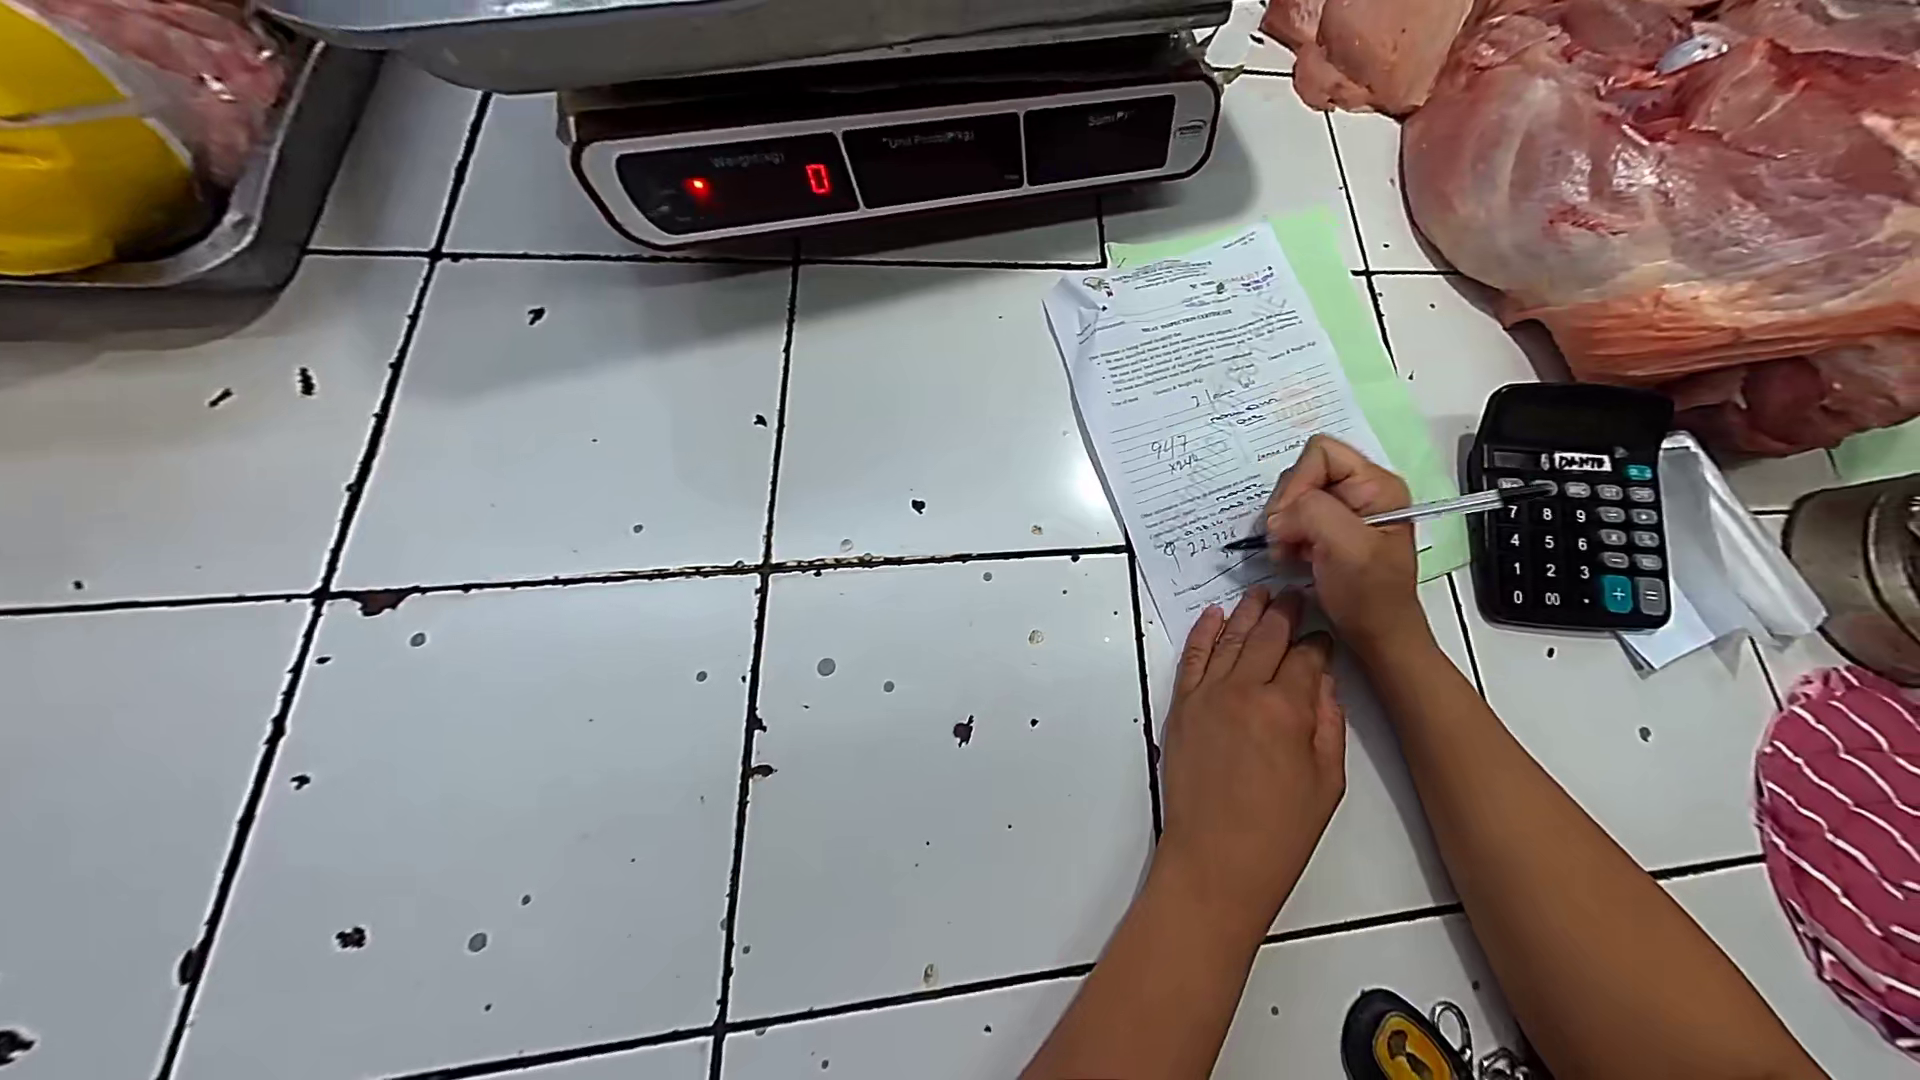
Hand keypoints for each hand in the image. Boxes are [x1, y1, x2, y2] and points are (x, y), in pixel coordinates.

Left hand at [1157, 587, 1346, 932]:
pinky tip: (1214, 615)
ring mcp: (1207, 694)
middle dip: (1285, 612)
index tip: (1325, 635)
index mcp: (1287, 710)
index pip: (1307, 658)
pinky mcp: (1182, 705)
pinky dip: (1203, 632)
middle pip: (1267, 637)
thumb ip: (1328, 723)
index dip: (1319, 643)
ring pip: (1230, 639)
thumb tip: (1323, 681)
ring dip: (1247, 612)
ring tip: (1261, 592)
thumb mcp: (1327, 781)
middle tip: (1295, 593)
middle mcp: (1243, 691)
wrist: (1215, 857)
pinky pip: (1192, 657)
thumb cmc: (1279, 830)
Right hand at [1264, 435, 1429, 653]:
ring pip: (1291, 496)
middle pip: (1302, 472)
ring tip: (1290, 551)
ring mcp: (1341, 510)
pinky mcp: (1325, 528)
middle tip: (1289, 539)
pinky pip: (1290, 516)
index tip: (1290, 519)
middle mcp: (1358, 490)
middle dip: (1286, 506)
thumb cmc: (1369, 594)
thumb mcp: (1347, 547)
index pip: (1321, 453)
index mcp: (1375, 485)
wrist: (1375, 634)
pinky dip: (1282, 536)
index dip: (1298, 481)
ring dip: (1281, 524)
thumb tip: (1279, 515)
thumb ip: (1313, 513)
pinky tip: (1291, 555)